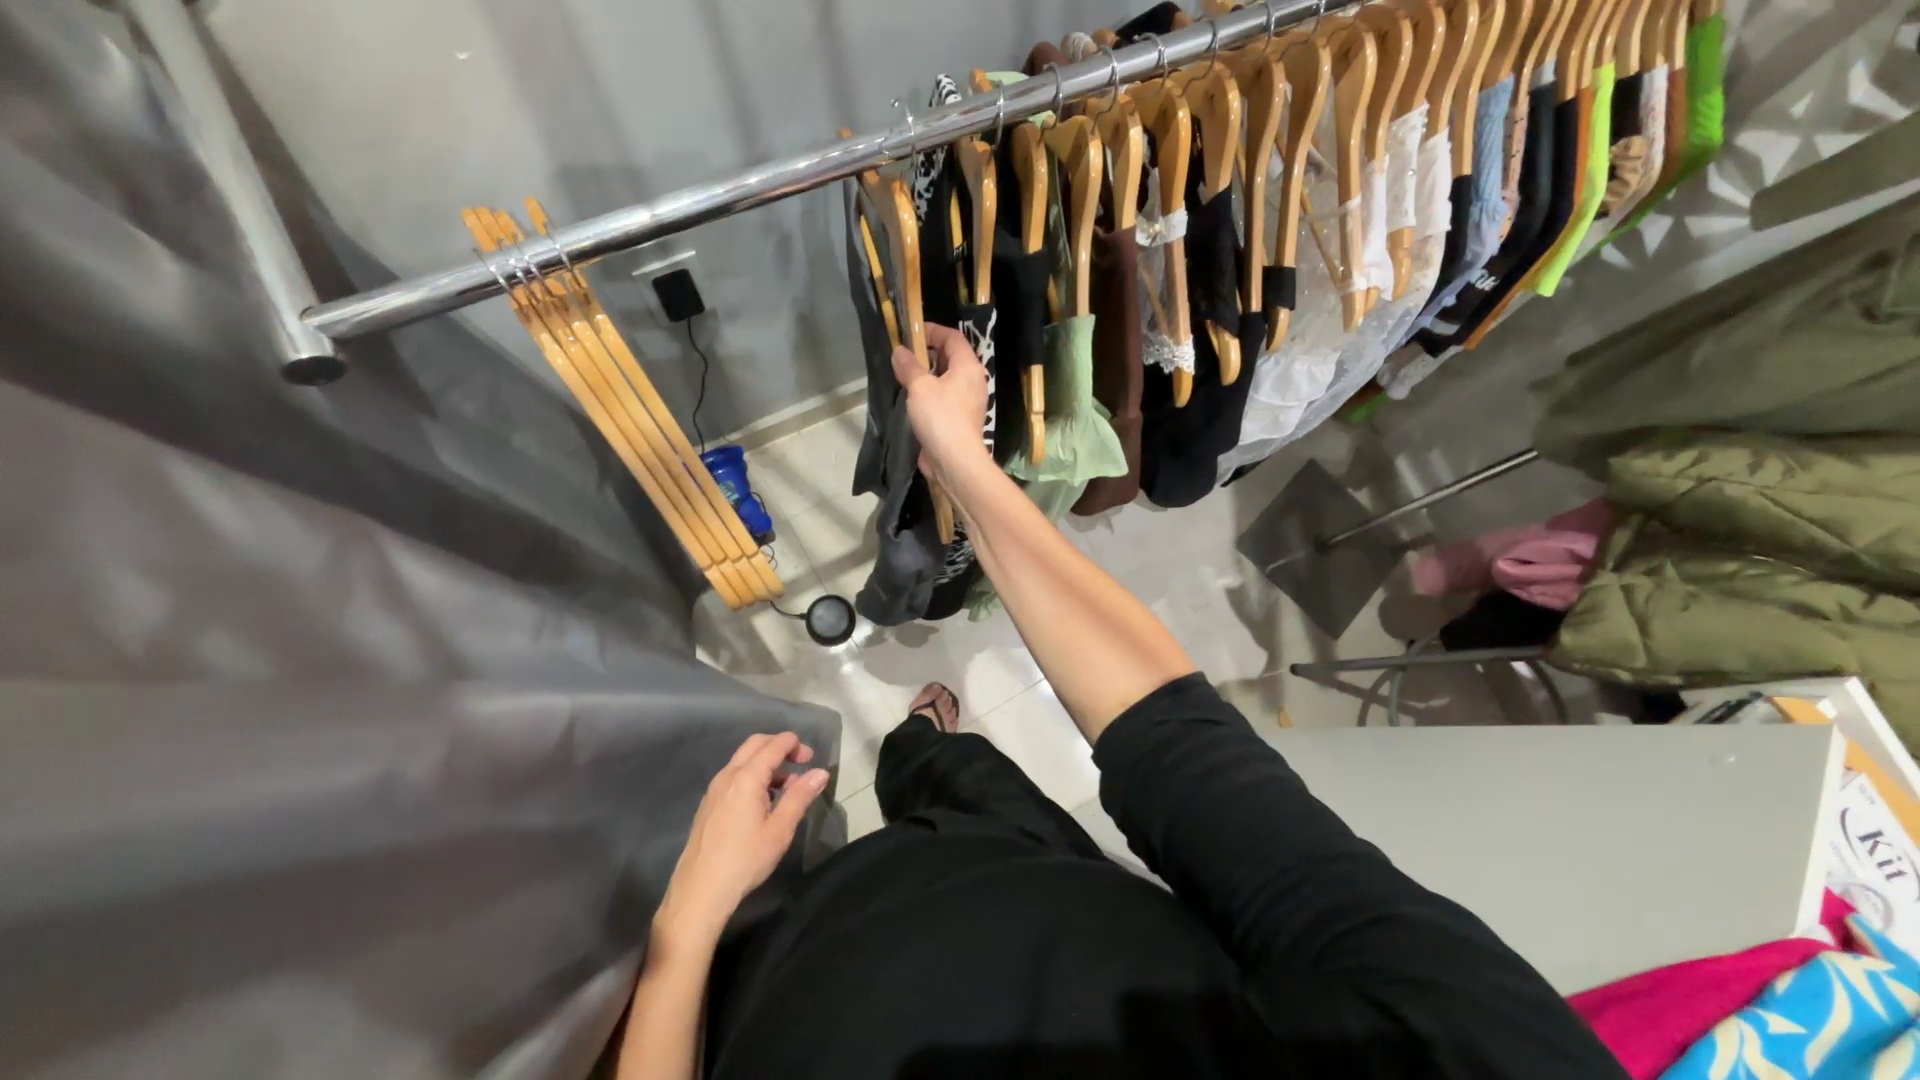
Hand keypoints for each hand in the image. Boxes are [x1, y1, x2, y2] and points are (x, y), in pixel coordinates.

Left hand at [655, 732, 828, 942]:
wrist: (701, 890)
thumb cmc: (745, 859)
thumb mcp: (780, 829)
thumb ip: (800, 796)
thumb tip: (820, 773)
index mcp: (746, 778)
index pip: (773, 745)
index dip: (794, 744)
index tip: (811, 757)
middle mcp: (727, 776)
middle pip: (755, 744)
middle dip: (779, 747)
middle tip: (800, 763)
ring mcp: (714, 789)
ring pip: (743, 761)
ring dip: (766, 763)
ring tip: (786, 789)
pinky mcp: (709, 804)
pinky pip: (734, 776)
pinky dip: (753, 776)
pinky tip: (763, 803)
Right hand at [892, 324, 990, 482]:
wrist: (955, 460)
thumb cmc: (940, 417)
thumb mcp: (920, 387)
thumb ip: (909, 366)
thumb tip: (899, 352)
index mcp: (968, 366)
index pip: (953, 338)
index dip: (933, 331)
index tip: (912, 332)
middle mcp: (972, 381)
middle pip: (951, 358)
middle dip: (928, 353)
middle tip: (904, 355)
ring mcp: (968, 402)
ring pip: (947, 380)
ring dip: (927, 376)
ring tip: (904, 376)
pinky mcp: (960, 420)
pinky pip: (945, 398)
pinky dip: (930, 394)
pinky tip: (912, 400)